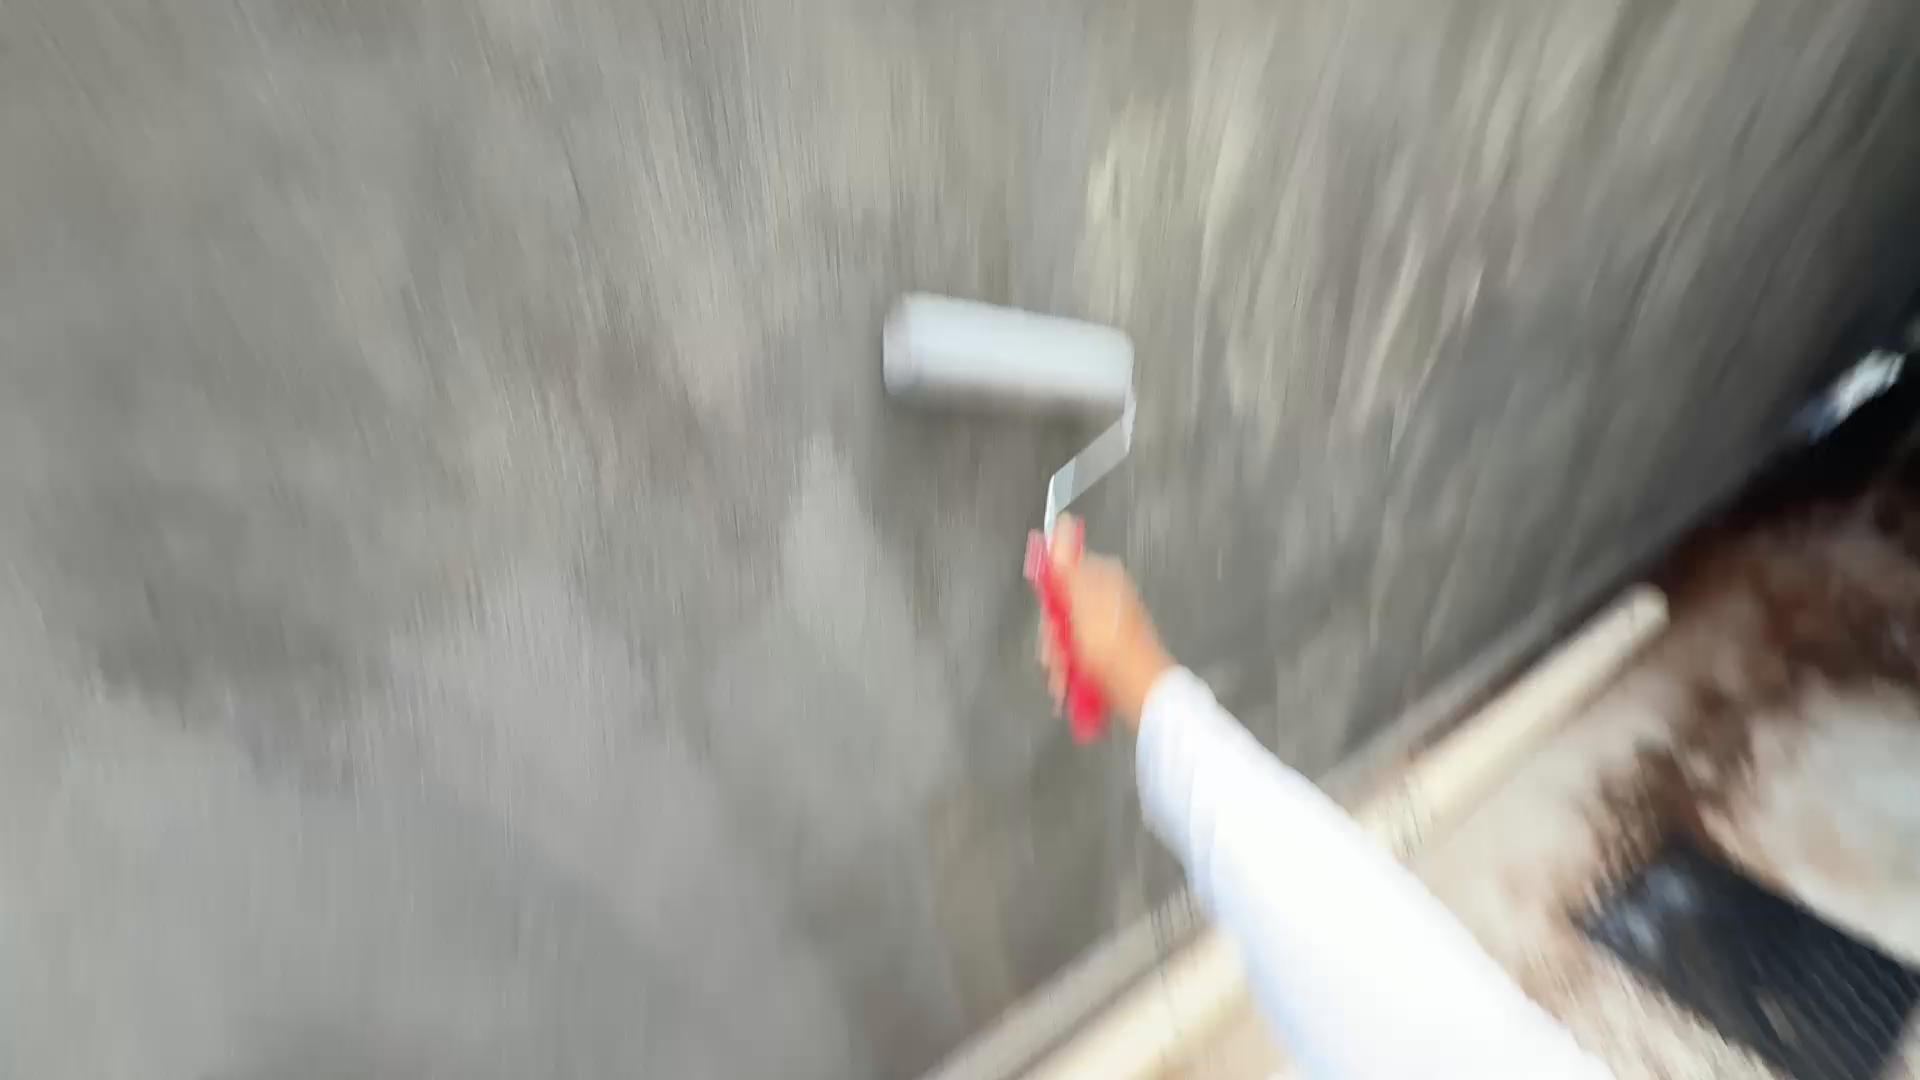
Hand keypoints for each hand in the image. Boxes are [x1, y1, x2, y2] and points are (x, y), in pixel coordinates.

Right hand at [1034, 515, 1174, 729]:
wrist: (1140, 688)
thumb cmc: (1113, 647)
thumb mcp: (1082, 601)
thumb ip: (1068, 563)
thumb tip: (1062, 523)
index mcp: (1104, 577)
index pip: (1063, 568)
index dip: (1050, 591)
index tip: (1049, 611)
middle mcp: (1106, 595)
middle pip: (1061, 606)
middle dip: (1052, 632)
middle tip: (1056, 648)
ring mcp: (1107, 623)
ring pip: (1065, 633)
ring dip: (1058, 654)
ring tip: (1062, 672)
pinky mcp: (1107, 647)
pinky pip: (1077, 651)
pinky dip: (1068, 666)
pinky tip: (1067, 681)